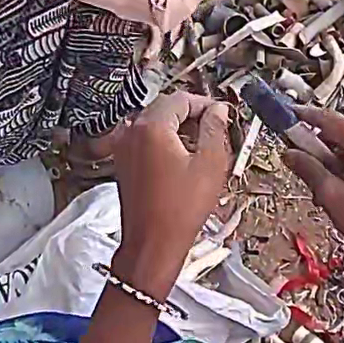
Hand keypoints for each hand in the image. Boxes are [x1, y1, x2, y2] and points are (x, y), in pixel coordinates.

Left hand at [113, 92, 233, 299]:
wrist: (152, 243)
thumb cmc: (180, 209)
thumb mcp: (210, 164)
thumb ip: (214, 129)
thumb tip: (218, 110)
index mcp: (151, 127)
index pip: (181, 98)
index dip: (205, 103)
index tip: (221, 113)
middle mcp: (131, 132)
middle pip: (164, 107)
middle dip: (191, 113)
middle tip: (214, 127)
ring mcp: (123, 147)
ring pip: (153, 121)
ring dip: (177, 126)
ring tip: (200, 143)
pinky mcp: (122, 162)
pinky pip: (144, 138)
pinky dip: (162, 139)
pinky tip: (180, 156)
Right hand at [283, 107, 343, 285]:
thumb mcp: (332, 196)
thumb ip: (310, 169)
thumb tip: (292, 154)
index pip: (332, 120)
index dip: (308, 117)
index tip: (293, 115)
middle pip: (343, 131)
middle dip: (320, 141)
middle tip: (298, 150)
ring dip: (333, 155)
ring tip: (318, 176)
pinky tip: (336, 182)